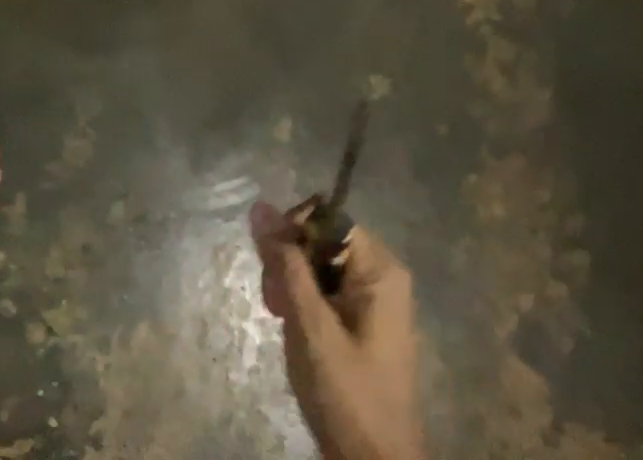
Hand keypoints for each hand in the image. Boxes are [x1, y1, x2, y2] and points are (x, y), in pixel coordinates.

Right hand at [250, 201, 422, 459]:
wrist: (373, 459)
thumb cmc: (345, 390)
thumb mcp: (309, 324)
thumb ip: (285, 264)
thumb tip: (260, 207)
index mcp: (380, 270)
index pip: (329, 218)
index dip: (293, 230)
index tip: (269, 260)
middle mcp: (382, 275)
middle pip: (322, 239)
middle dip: (288, 260)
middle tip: (273, 299)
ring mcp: (374, 299)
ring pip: (317, 264)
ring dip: (290, 282)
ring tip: (279, 315)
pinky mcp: (362, 319)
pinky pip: (325, 288)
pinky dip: (302, 300)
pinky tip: (291, 324)